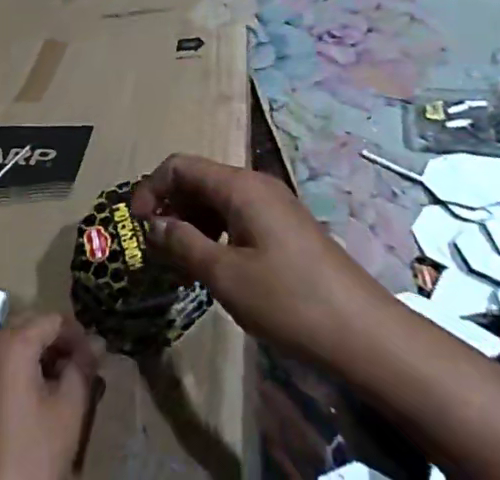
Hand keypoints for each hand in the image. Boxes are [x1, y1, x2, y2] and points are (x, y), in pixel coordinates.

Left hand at [0, 312, 99, 479]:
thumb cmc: (34, 453)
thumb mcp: (68, 410)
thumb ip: (82, 369)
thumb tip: (96, 344)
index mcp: (12, 343)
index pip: (53, 319)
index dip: (79, 335)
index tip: (98, 359)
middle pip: (31, 327)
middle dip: (59, 343)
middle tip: (83, 369)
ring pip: (16, 345)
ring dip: (42, 356)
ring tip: (66, 384)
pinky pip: (2, 364)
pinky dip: (23, 370)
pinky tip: (41, 397)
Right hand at [129, 154, 391, 360]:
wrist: (364, 333)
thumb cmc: (289, 300)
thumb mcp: (225, 275)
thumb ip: (182, 243)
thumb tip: (152, 225)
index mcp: (240, 186)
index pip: (180, 165)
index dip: (151, 188)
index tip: (135, 225)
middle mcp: (256, 186)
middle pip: (198, 179)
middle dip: (169, 205)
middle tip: (154, 247)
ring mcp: (274, 206)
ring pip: (217, 199)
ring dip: (190, 222)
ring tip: (178, 259)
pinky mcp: (285, 229)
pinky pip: (237, 217)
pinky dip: (214, 232)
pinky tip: (211, 265)